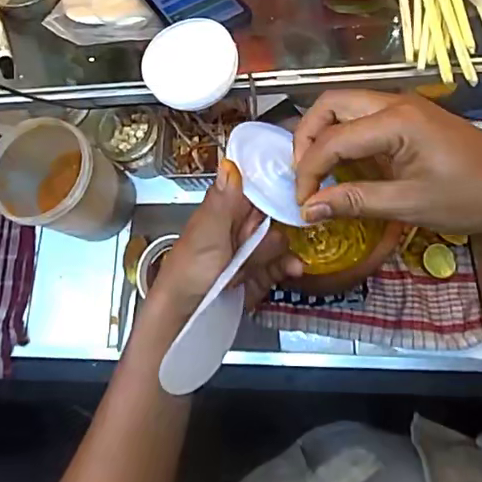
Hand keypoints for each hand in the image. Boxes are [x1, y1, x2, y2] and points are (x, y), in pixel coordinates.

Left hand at [148, 159, 300, 311]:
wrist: (183, 317)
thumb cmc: (188, 271)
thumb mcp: (207, 232)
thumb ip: (223, 200)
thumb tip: (229, 163)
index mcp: (223, 210)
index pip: (255, 187)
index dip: (275, 184)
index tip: (297, 183)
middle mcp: (238, 228)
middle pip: (273, 215)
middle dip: (281, 223)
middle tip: (277, 233)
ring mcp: (250, 252)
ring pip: (279, 241)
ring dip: (283, 249)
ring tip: (280, 259)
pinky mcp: (259, 275)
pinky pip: (281, 265)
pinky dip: (288, 267)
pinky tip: (293, 269)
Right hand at [291, 91, 481, 241]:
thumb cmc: (469, 198)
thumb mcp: (409, 204)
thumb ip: (355, 201)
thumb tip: (308, 209)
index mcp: (396, 120)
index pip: (333, 139)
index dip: (309, 171)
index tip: (301, 202)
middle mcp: (396, 102)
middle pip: (332, 103)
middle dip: (308, 136)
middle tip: (302, 174)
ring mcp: (405, 105)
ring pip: (347, 105)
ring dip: (325, 133)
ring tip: (318, 171)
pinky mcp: (412, 117)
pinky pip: (365, 116)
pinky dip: (346, 136)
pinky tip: (346, 165)